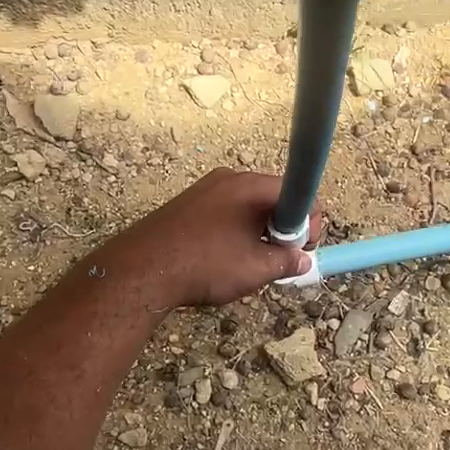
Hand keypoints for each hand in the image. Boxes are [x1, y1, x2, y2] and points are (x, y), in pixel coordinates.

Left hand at [89, 168, 317, 307]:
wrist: (141, 271)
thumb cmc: (205, 265)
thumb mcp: (256, 269)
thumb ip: (287, 262)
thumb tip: (303, 261)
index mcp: (251, 186)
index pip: (298, 194)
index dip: (308, 224)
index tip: (302, 250)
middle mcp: (230, 179)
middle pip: (274, 199)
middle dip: (283, 230)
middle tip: (277, 262)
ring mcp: (205, 190)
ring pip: (249, 208)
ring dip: (259, 234)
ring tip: (249, 266)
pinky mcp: (188, 205)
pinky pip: (226, 213)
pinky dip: (235, 233)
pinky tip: (224, 260)